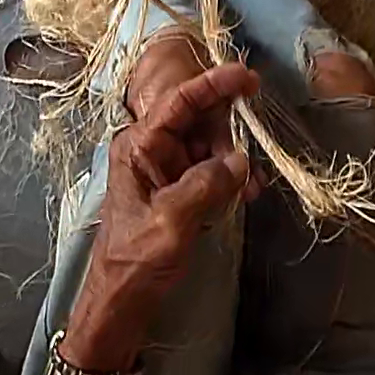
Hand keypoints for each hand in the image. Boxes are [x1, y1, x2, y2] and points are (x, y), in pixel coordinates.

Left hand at [63, 62, 258, 371]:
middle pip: (199, 121)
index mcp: (140, 144)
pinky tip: (246, 194)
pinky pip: (211, 168)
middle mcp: (152, 147)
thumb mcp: (171, 220)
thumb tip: (239, 161)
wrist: (122, 298)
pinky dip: (231, 177)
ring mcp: (166, 166)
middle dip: (229, 135)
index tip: (248, 77)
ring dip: (234, 160)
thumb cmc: (136, 257)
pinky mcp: (179, 186)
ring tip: (251, 187)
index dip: (214, 84)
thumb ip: (206, 184)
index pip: (179, 102)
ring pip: (210, 144)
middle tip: (250, 160)